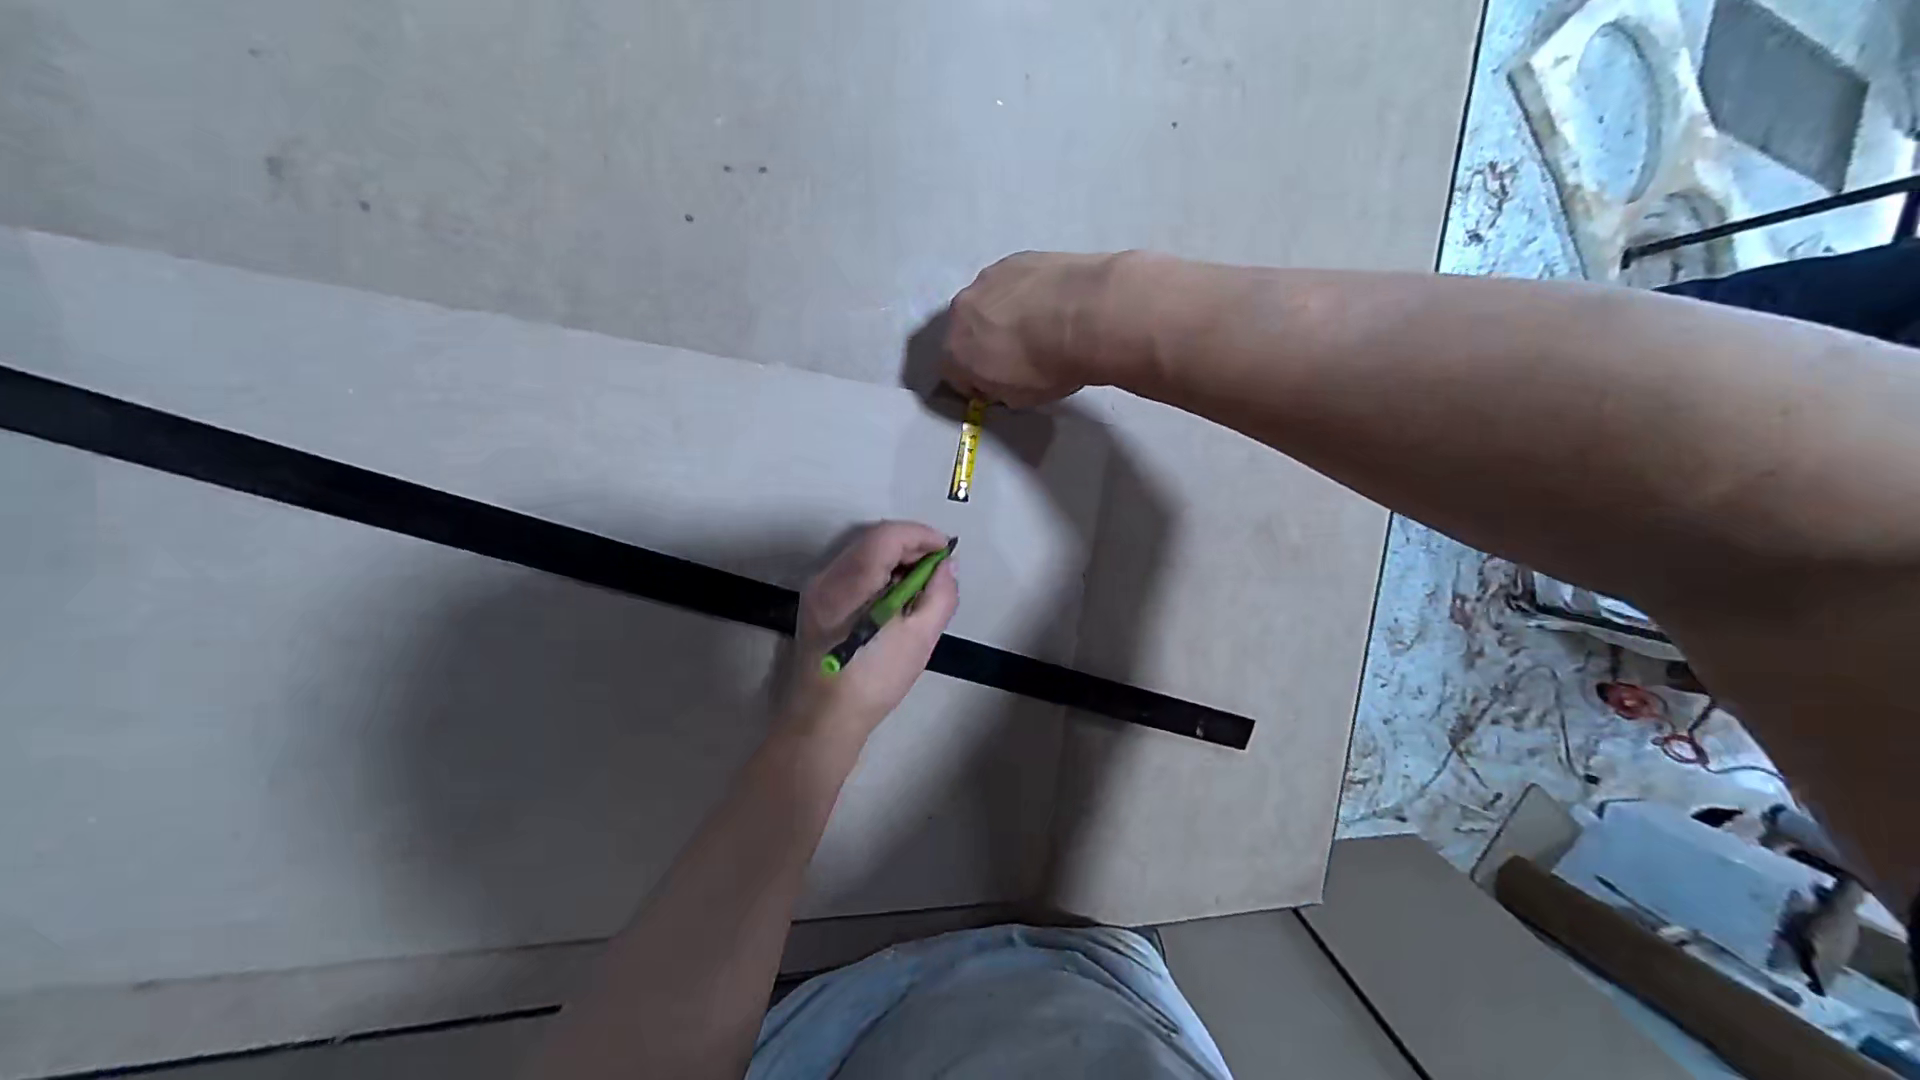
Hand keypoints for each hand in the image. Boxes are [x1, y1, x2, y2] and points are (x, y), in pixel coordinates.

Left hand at [782, 522, 958, 739]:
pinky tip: (896, 597)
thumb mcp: (919, 638)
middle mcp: (827, 577)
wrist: (824, 720)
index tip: (946, 551)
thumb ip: (940, 594)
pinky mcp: (818, 602)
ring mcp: (818, 589)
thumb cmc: (873, 681)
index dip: (921, 535)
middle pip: (873, 540)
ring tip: (921, 584)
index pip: (887, 536)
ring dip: (896, 559)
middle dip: (911, 546)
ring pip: (863, 553)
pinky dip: (880, 572)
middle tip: (938, 568)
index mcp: (848, 583)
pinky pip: (853, 571)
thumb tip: (946, 566)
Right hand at [939, 251, 1122, 407]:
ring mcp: (987, 278)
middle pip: (966, 330)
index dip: (974, 382)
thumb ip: (999, 389)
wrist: (1086, 316)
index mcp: (955, 350)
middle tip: (1015, 353)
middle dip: (984, 342)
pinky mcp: (1015, 258)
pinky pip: (1013, 281)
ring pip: (988, 301)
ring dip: (1003, 313)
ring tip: (1037, 323)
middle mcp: (961, 310)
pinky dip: (1025, 292)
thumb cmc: (1047, 366)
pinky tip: (1050, 300)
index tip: (994, 386)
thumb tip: (998, 382)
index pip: (953, 372)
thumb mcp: (1019, 398)